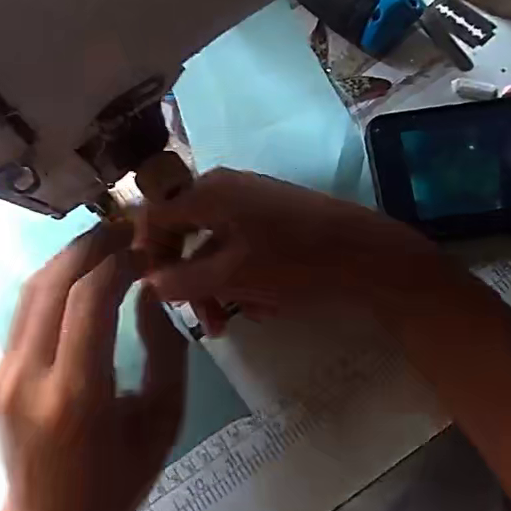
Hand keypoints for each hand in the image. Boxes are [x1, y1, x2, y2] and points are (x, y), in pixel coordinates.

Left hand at [0, 223, 187, 510]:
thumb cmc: (119, 480)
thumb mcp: (163, 419)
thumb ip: (166, 351)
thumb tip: (152, 292)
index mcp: (76, 394)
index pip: (89, 299)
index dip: (121, 261)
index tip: (150, 251)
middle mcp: (30, 376)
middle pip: (54, 282)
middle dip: (94, 244)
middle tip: (130, 227)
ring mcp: (5, 373)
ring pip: (33, 288)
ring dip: (71, 255)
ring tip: (109, 239)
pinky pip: (26, 309)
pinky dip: (57, 279)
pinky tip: (84, 272)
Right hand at [136, 169, 446, 334]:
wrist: (363, 253)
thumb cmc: (292, 261)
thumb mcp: (230, 276)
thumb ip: (182, 281)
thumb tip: (150, 282)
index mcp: (207, 192)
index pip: (154, 215)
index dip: (146, 253)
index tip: (151, 290)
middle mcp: (223, 188)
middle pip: (185, 235)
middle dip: (190, 281)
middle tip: (202, 319)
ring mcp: (250, 201)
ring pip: (214, 247)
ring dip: (218, 286)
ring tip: (233, 322)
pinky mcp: (272, 217)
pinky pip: (240, 246)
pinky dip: (242, 276)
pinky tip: (262, 305)